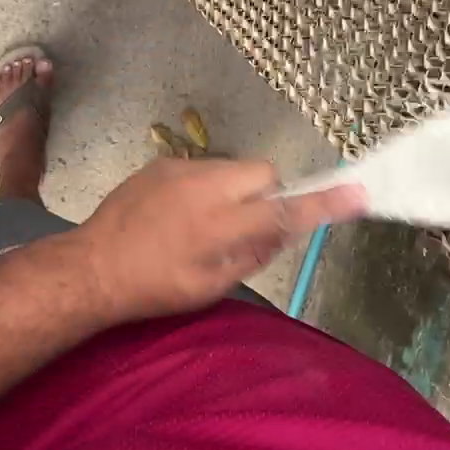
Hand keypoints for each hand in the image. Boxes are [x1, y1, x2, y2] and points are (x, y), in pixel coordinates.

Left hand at [69, 158, 365, 322]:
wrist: (92, 264)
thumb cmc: (154, 288)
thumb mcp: (209, 286)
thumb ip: (253, 253)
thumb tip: (284, 228)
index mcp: (218, 226)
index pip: (284, 210)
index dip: (323, 203)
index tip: (356, 193)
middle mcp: (204, 187)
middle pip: (263, 172)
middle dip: (268, 193)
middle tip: (249, 223)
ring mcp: (181, 168)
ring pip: (234, 167)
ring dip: (237, 189)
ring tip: (208, 220)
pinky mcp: (162, 161)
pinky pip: (205, 167)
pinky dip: (209, 185)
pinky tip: (181, 212)